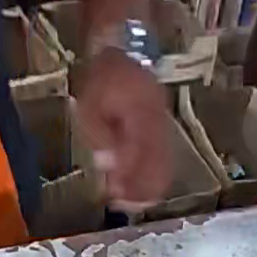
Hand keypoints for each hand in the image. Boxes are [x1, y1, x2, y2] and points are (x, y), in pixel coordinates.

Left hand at [78, 48, 173, 210]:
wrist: (127, 51)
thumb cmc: (104, 79)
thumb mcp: (90, 104)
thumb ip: (99, 135)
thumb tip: (107, 166)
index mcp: (138, 112)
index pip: (137, 151)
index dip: (127, 176)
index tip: (114, 194)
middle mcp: (157, 122)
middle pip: (157, 165)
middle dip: (140, 189)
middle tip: (123, 205)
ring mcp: (165, 128)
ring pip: (165, 166)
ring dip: (149, 189)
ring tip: (132, 203)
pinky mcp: (166, 134)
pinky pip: (166, 162)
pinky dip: (156, 180)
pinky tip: (143, 192)